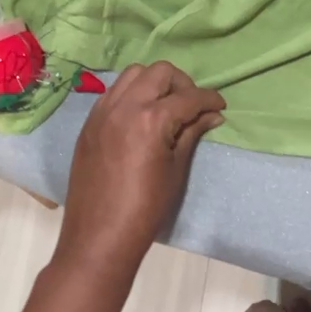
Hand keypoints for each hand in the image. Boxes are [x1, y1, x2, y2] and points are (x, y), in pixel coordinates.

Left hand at [56, 61, 224, 268]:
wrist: (98, 239)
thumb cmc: (145, 208)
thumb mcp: (176, 169)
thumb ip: (192, 132)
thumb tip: (213, 115)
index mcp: (152, 119)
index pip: (188, 97)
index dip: (209, 99)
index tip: (220, 105)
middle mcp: (125, 106)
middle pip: (160, 72)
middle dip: (181, 83)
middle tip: (191, 106)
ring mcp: (103, 112)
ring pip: (133, 74)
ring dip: (154, 83)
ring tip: (164, 106)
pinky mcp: (90, 123)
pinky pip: (114, 92)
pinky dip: (131, 94)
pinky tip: (140, 116)